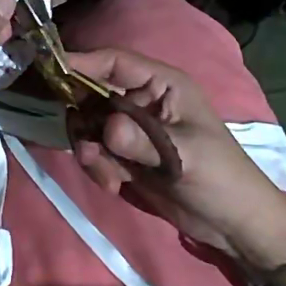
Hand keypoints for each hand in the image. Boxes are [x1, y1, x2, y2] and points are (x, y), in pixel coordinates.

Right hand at [64, 48, 285, 265]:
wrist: (232, 224)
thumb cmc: (219, 177)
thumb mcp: (184, 155)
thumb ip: (142, 140)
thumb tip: (106, 128)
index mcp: (162, 85)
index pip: (115, 61)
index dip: (83, 62)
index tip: (53, 72)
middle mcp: (142, 100)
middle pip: (92, 93)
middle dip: (84, 121)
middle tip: (87, 148)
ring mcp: (132, 128)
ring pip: (89, 125)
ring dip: (91, 150)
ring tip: (109, 175)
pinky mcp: (125, 154)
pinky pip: (95, 151)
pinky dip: (98, 167)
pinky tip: (115, 184)